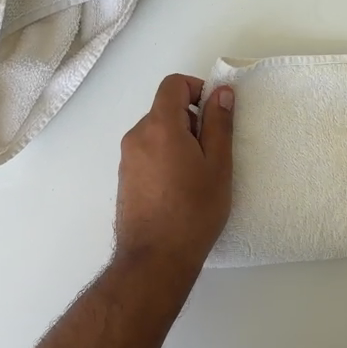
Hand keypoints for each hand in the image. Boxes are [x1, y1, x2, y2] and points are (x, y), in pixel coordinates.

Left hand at [113, 74, 234, 274]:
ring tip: (196, 176)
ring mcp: (127, 159)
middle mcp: (136, 136)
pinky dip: (165, 158)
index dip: (196, 89)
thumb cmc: (193, 211)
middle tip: (211, 153)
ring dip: (178, 141)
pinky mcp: (125, 180)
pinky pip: (148, 153)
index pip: (173, 85)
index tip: (214, 114)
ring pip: (157, 133)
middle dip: (191, 121)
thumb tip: (221, 92)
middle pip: (165, 109)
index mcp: (159, 126)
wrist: (154, 262)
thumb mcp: (218, 165)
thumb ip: (219, 123)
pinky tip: (178, 189)